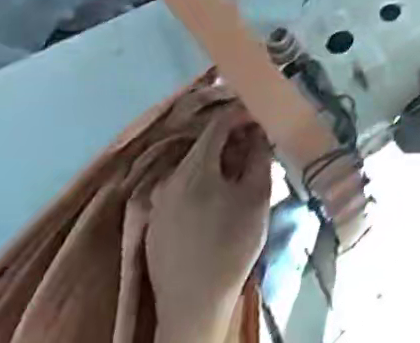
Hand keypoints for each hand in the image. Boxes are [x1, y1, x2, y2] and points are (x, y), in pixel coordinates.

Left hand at [147, 107, 270, 342]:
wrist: (194, 305)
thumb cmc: (232, 244)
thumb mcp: (258, 195)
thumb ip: (259, 155)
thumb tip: (259, 129)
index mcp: (193, 169)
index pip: (218, 124)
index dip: (243, 113)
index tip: (264, 113)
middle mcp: (167, 180)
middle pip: (203, 146)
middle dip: (233, 139)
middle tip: (259, 143)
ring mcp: (157, 204)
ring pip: (192, 168)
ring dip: (218, 161)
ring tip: (243, 169)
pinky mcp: (154, 224)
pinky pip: (181, 189)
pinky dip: (203, 181)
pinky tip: (221, 195)